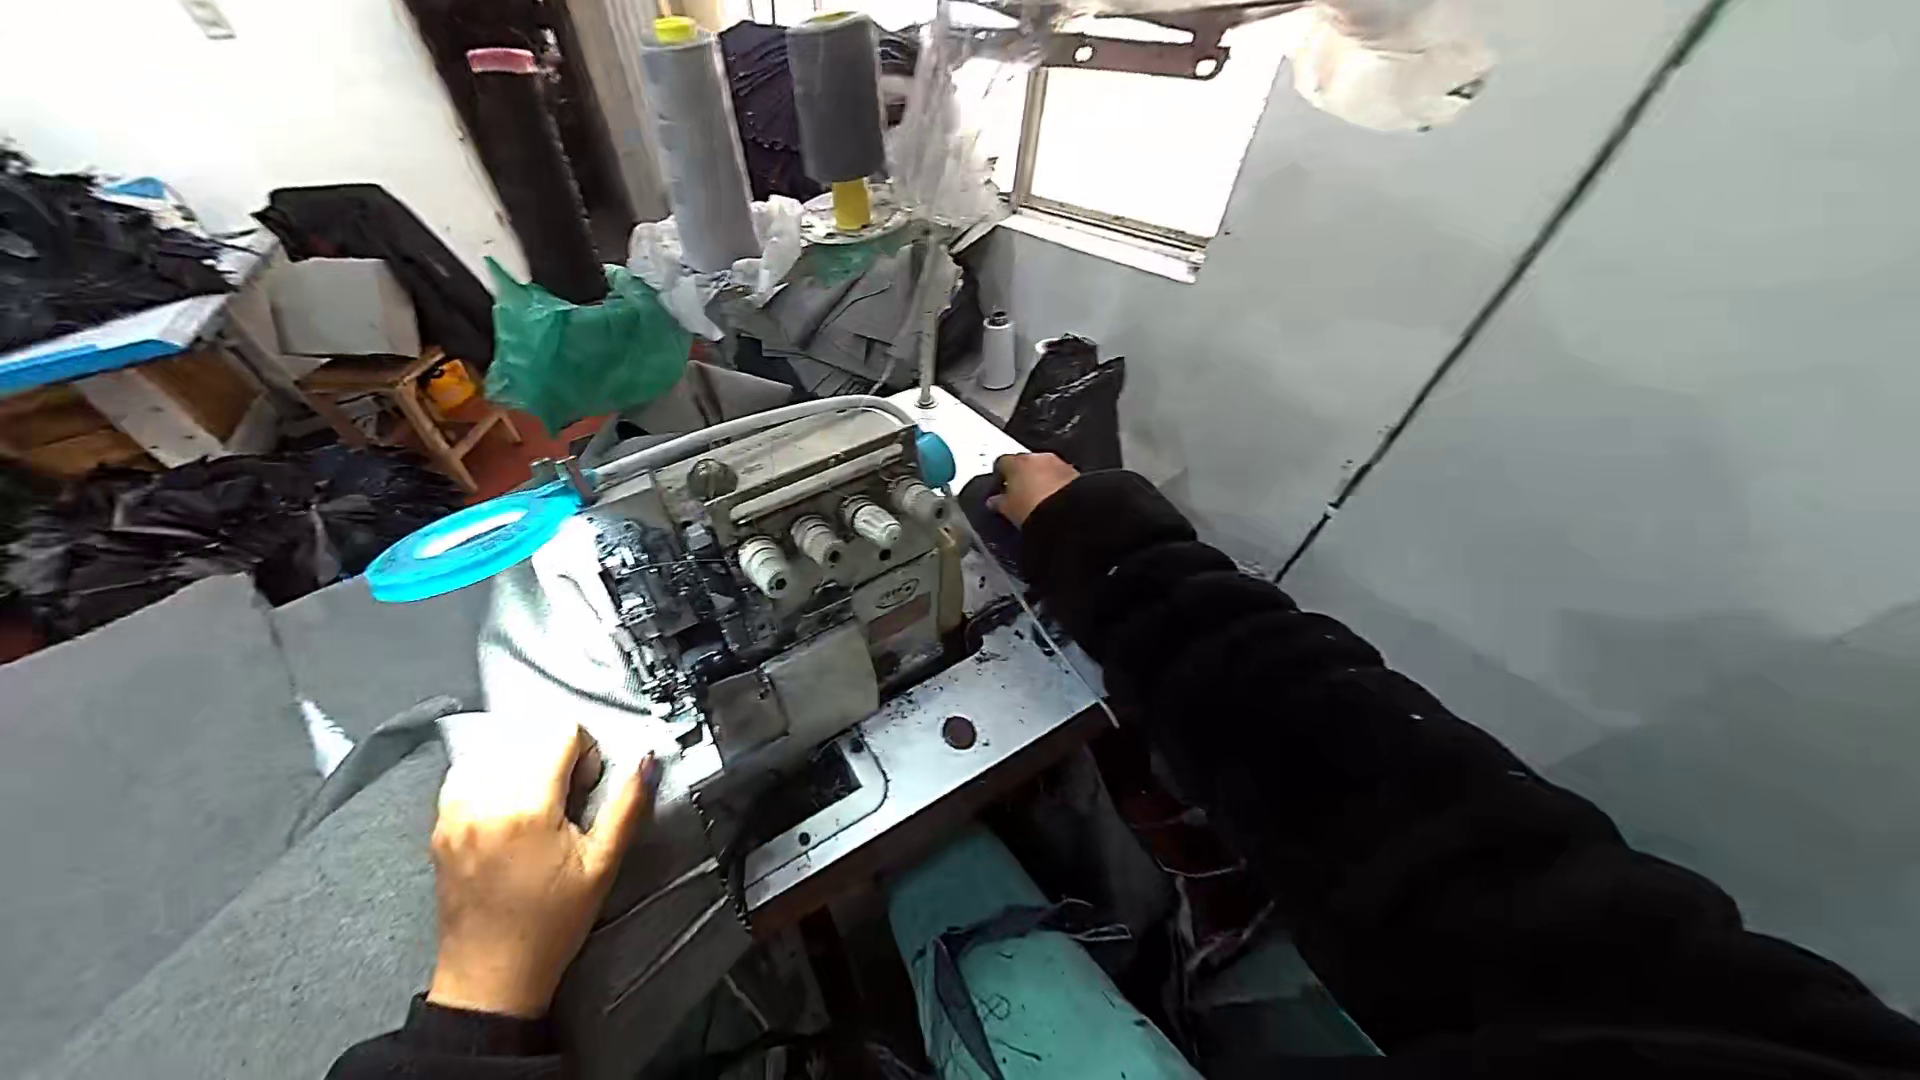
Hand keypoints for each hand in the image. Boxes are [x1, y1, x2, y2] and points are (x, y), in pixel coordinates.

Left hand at [426, 721, 658, 1018]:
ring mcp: (455, 817)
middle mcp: (484, 805)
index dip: (587, 753)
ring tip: (539, 796)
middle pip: (531, 739)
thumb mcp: (604, 862)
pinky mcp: (441, 830)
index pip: (561, 737)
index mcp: (527, 809)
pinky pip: (465, 775)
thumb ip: (629, 804)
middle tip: (569, 795)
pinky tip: (509, 799)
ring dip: (525, 761)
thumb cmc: (552, 922)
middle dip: (558, 757)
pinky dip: (491, 773)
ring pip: (496, 752)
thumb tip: (648, 761)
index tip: (590, 784)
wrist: (491, 977)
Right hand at [989, 453, 1079, 526]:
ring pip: (1044, 468)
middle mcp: (1037, 457)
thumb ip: (998, 502)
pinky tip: (1055, 500)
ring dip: (1041, 479)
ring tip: (1039, 499)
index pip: (1001, 463)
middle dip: (1022, 476)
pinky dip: (1056, 485)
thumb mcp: (1008, 510)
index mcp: (1016, 462)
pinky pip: (1060, 477)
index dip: (1000, 476)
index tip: (1001, 487)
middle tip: (1020, 494)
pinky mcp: (1074, 473)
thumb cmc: (1035, 508)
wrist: (1069, 513)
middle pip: (1024, 463)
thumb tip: (994, 502)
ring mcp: (1058, 463)